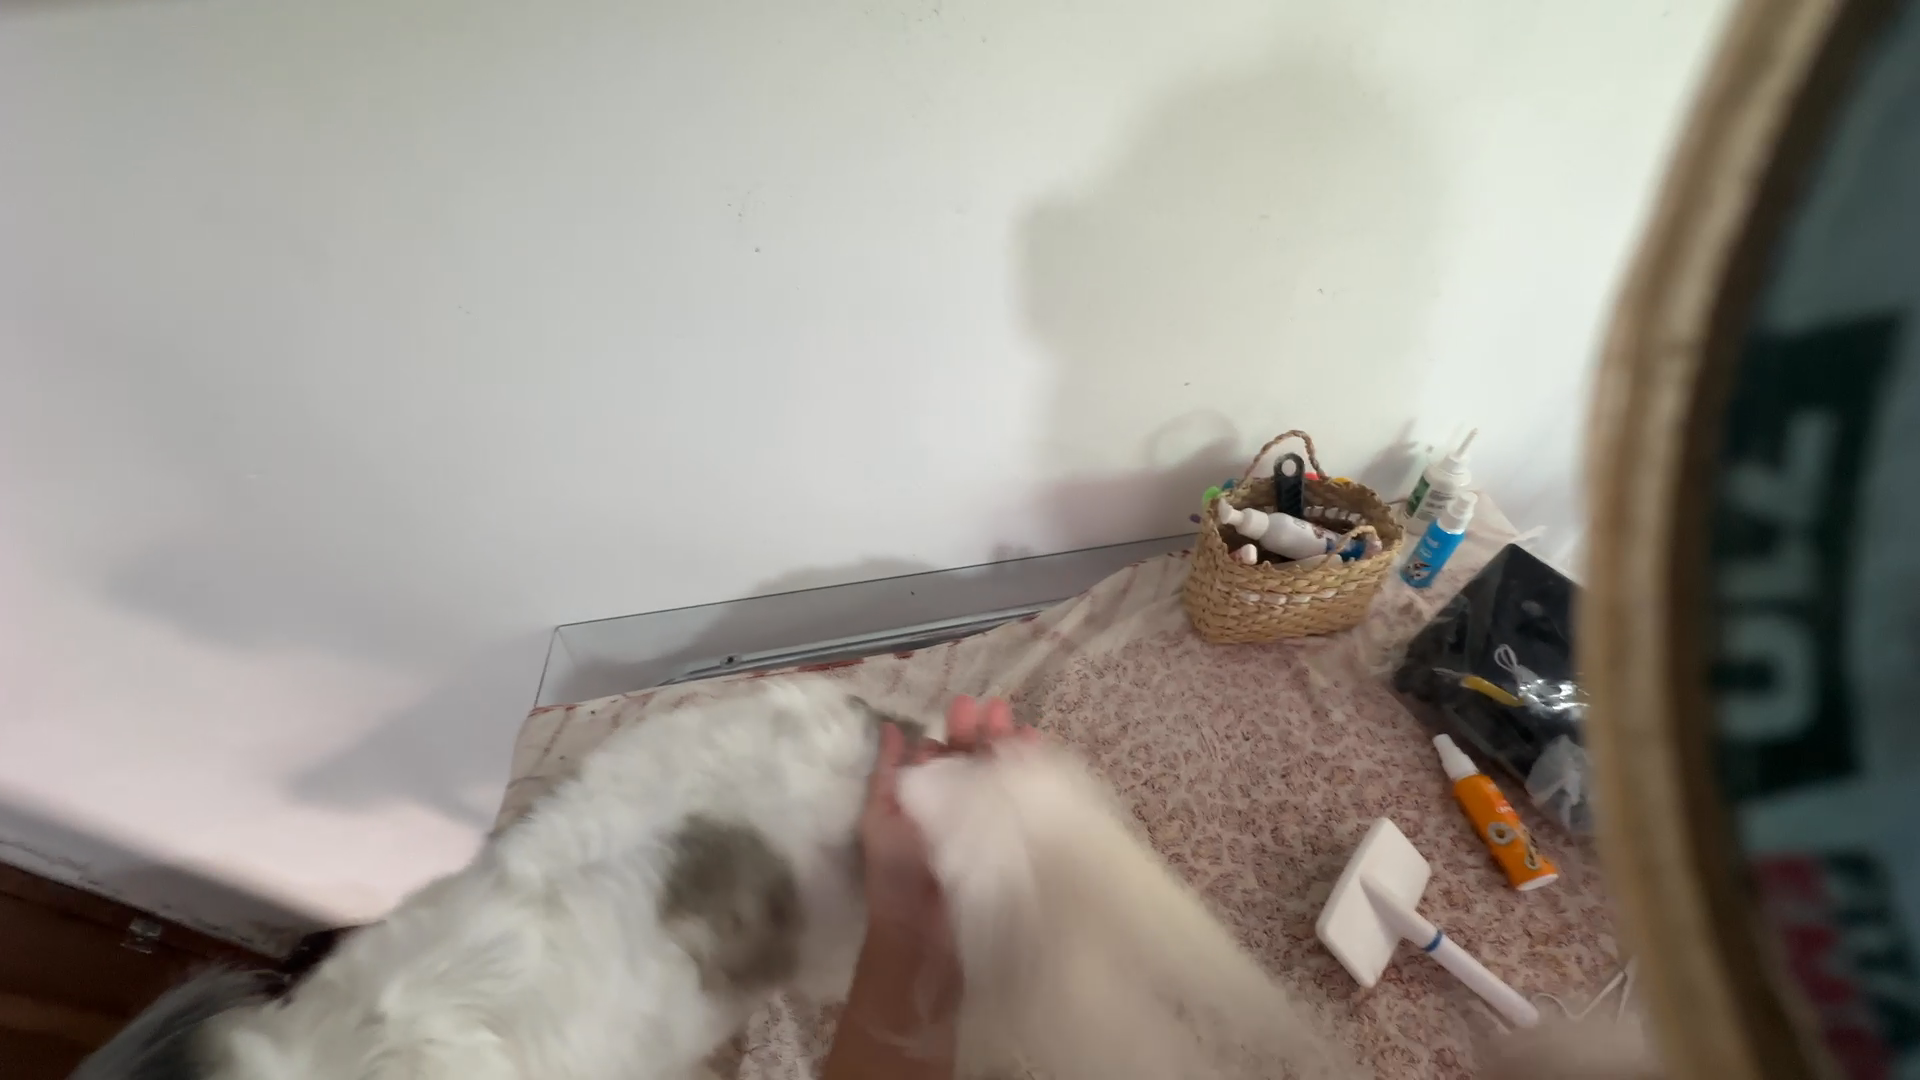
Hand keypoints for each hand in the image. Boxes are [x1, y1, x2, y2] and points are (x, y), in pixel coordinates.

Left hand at [858, 697, 1034, 941]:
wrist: (924, 938)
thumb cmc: (895, 875)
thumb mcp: (879, 818)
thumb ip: (888, 773)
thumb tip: (889, 727)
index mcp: (929, 795)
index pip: (945, 752)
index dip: (953, 731)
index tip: (964, 709)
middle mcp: (960, 802)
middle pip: (975, 757)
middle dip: (984, 730)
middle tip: (993, 708)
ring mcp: (988, 820)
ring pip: (1000, 774)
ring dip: (1008, 746)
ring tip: (1015, 724)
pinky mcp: (1012, 839)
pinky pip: (1022, 801)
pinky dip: (1030, 774)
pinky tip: (1035, 751)